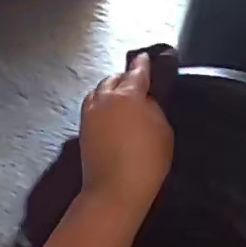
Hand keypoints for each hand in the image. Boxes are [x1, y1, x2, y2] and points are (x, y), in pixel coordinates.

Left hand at [79, 53, 172, 218]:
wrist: (115, 189)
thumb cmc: (148, 161)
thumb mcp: (163, 131)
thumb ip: (153, 109)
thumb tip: (144, 101)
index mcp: (128, 94)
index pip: (137, 72)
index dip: (142, 64)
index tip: (144, 57)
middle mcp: (105, 98)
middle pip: (114, 79)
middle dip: (125, 77)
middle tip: (135, 82)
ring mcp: (90, 113)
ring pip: (99, 91)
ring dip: (110, 89)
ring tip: (120, 96)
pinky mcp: (83, 129)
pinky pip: (92, 105)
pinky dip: (101, 103)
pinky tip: (108, 111)